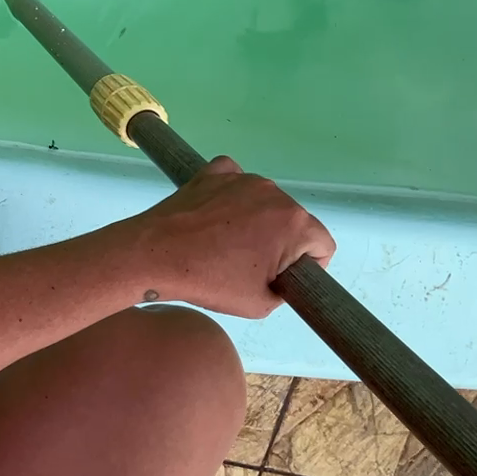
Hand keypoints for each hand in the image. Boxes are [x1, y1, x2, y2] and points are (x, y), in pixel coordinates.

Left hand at [118, 156, 333, 318]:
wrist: (154, 254)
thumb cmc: (210, 281)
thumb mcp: (263, 303)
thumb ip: (287, 287)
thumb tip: (282, 274)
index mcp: (295, 223)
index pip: (322, 245)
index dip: (306, 266)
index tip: (280, 276)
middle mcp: (273, 192)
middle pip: (292, 221)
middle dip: (279, 241)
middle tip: (245, 262)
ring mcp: (240, 178)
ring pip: (263, 201)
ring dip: (254, 218)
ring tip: (222, 242)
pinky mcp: (211, 172)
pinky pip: (233, 179)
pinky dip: (229, 194)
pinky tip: (214, 212)